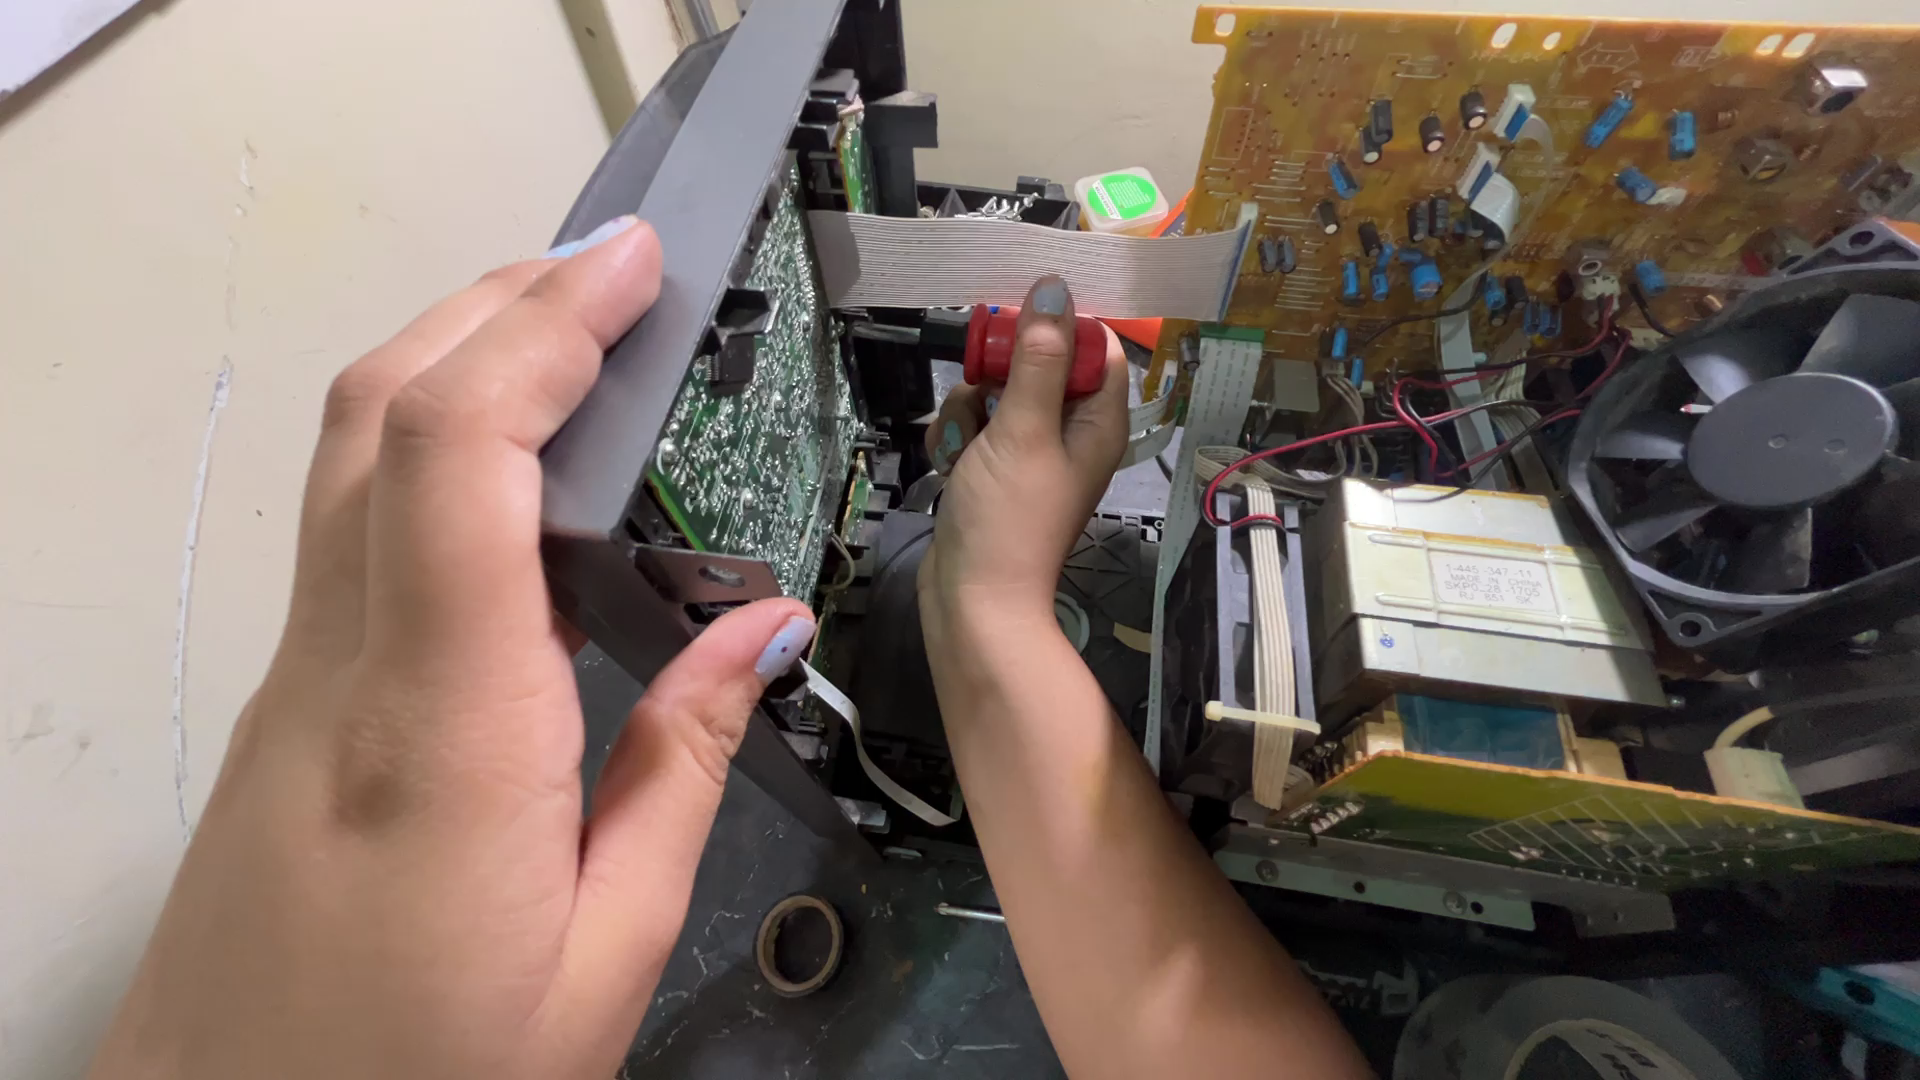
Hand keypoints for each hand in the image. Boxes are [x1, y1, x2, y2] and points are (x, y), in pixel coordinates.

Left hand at [89, 216, 816, 1079]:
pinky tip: (521, 449)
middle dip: (498, 306)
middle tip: (614, 264)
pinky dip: (439, 436)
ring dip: (462, 352)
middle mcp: (349, 671)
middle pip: (382, 423)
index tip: (627, 268)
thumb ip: (683, 761)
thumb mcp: (612, 939)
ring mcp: (304, 678)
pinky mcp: (302, 699)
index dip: (540, 336)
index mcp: (447, 729)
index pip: (460, 467)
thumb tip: (765, 625)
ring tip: (578, 323)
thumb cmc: (443, 1074)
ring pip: (356, 457)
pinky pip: (362, 519)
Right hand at [917, 277, 1128, 626]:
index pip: (1095, 348)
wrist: (971, 599)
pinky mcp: (992, 469)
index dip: (1059, 330)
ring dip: (968, 412)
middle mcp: (1068, 433)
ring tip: (962, 449)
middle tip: (982, 396)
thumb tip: (1054, 287)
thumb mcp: (1024, 430)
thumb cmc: (1008, 516)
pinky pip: (974, 428)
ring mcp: (1027, 453)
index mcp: (1097, 422)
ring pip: (995, 395)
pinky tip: (948, 466)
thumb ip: (1038, 358)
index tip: (1017, 327)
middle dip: (998, 377)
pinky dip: (956, 439)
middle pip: (1037, 366)